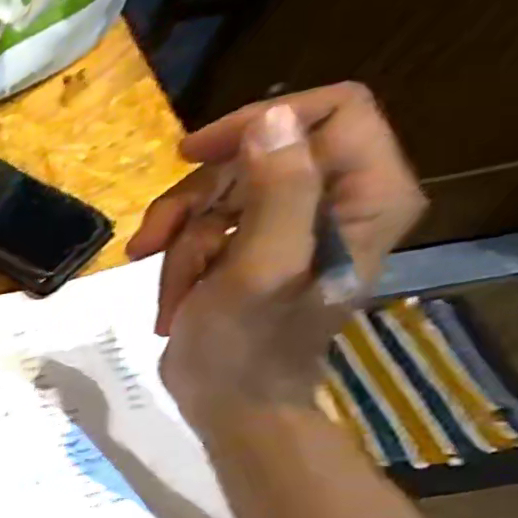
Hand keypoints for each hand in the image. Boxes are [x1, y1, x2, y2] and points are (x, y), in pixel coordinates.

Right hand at [123, 83, 426, 429]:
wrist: (230, 406)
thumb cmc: (247, 347)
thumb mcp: (261, 268)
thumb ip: (278, 190)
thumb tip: (269, 118)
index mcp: (366, 196)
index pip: (330, 111)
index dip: (257, 123)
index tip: (191, 157)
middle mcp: (336, 201)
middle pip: (259, 154)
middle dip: (197, 199)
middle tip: (151, 241)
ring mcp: (290, 227)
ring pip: (221, 194)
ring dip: (179, 238)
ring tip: (168, 286)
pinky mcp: (252, 251)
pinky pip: (206, 228)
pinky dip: (178, 259)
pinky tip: (175, 297)